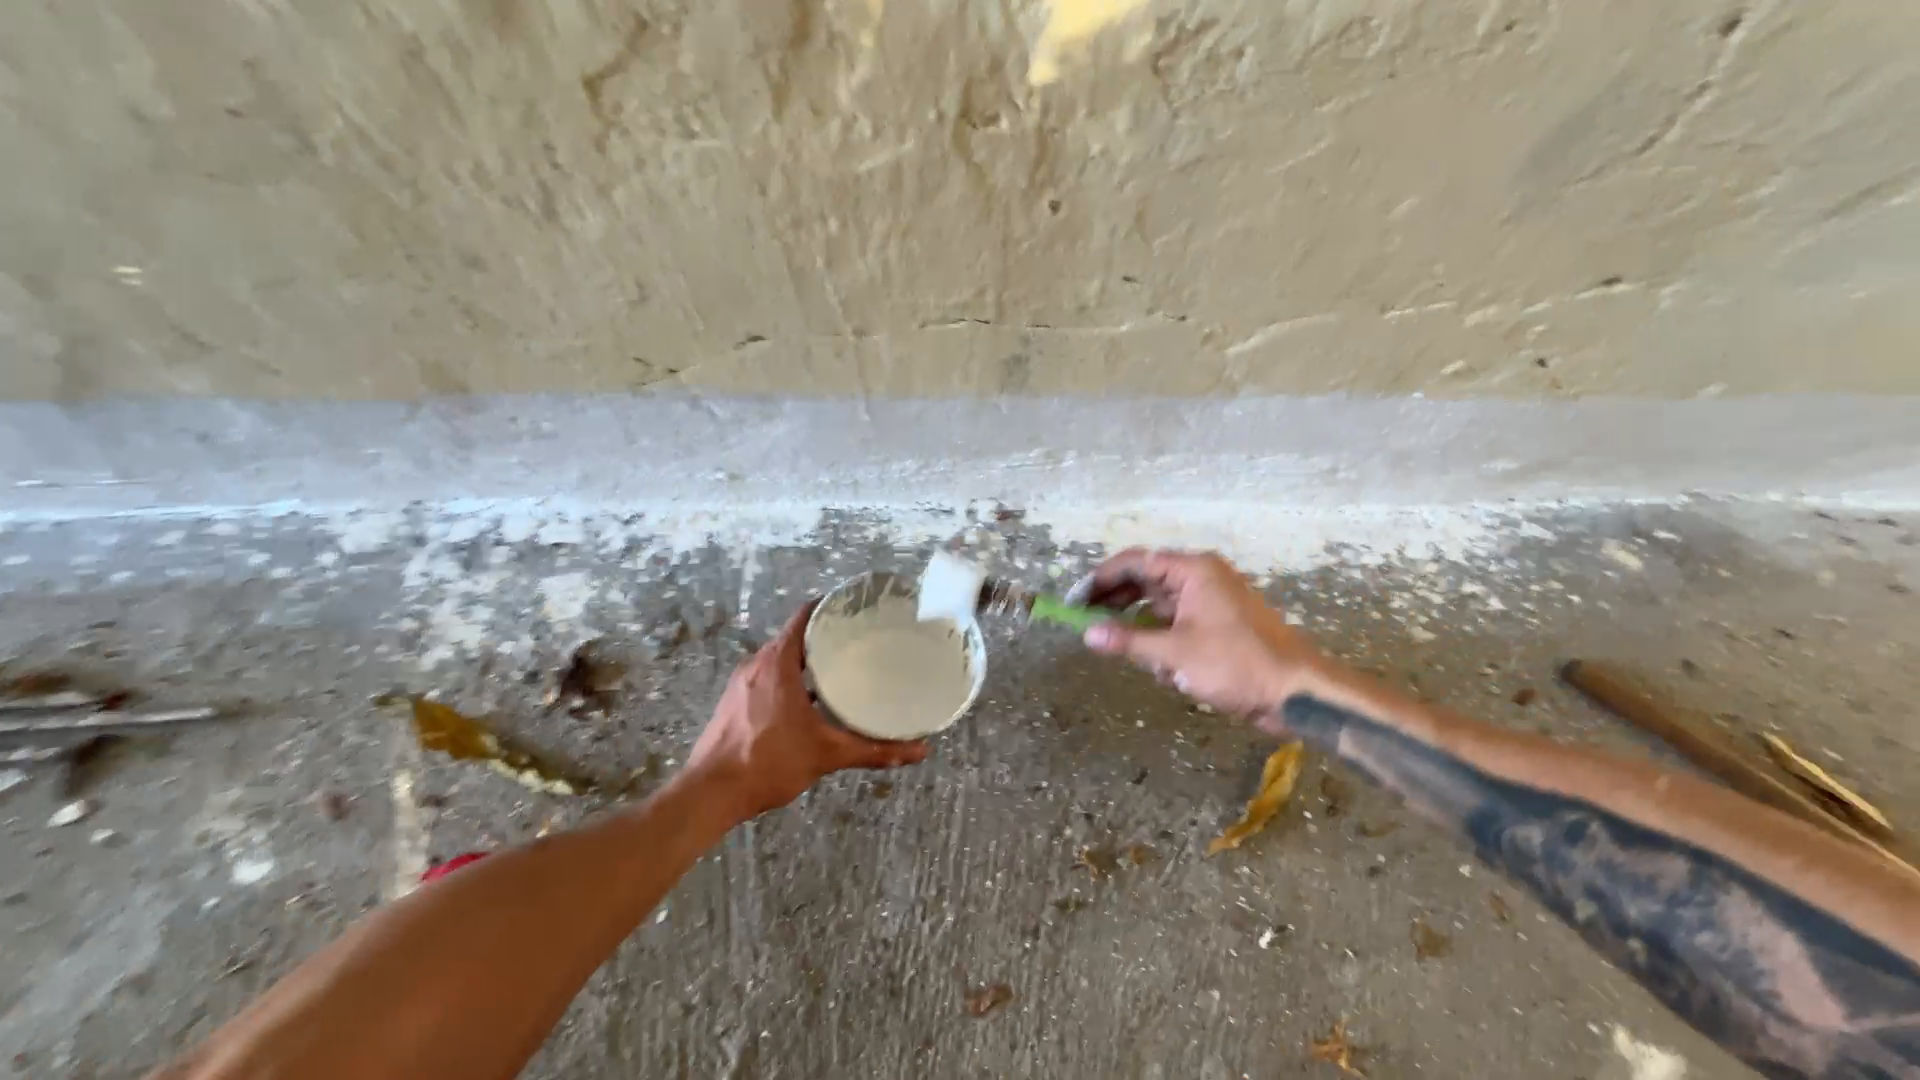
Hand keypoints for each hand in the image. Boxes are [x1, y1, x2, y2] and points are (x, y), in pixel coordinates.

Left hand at [686, 601, 927, 819]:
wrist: (710, 793)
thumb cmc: (768, 762)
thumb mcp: (826, 754)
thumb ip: (873, 750)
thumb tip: (920, 751)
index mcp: (777, 662)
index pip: (805, 617)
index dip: (830, 608)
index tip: (857, 610)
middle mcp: (756, 664)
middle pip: (794, 638)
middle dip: (825, 638)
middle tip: (859, 643)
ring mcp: (741, 684)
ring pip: (779, 660)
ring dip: (806, 662)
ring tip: (840, 671)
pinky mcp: (733, 702)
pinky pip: (767, 678)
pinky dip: (789, 680)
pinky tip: (810, 701)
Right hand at [1079, 549, 1326, 715]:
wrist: (1296, 692)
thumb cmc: (1236, 663)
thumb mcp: (1175, 653)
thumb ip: (1128, 641)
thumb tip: (1088, 634)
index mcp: (1194, 571)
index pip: (1136, 561)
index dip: (1101, 577)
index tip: (1075, 598)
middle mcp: (1201, 578)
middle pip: (1146, 580)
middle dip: (1116, 602)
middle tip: (1084, 619)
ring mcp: (1211, 602)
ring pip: (1159, 606)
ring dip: (1140, 628)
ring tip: (1123, 648)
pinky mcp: (1217, 626)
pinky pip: (1176, 625)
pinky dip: (1161, 641)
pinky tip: (1157, 666)